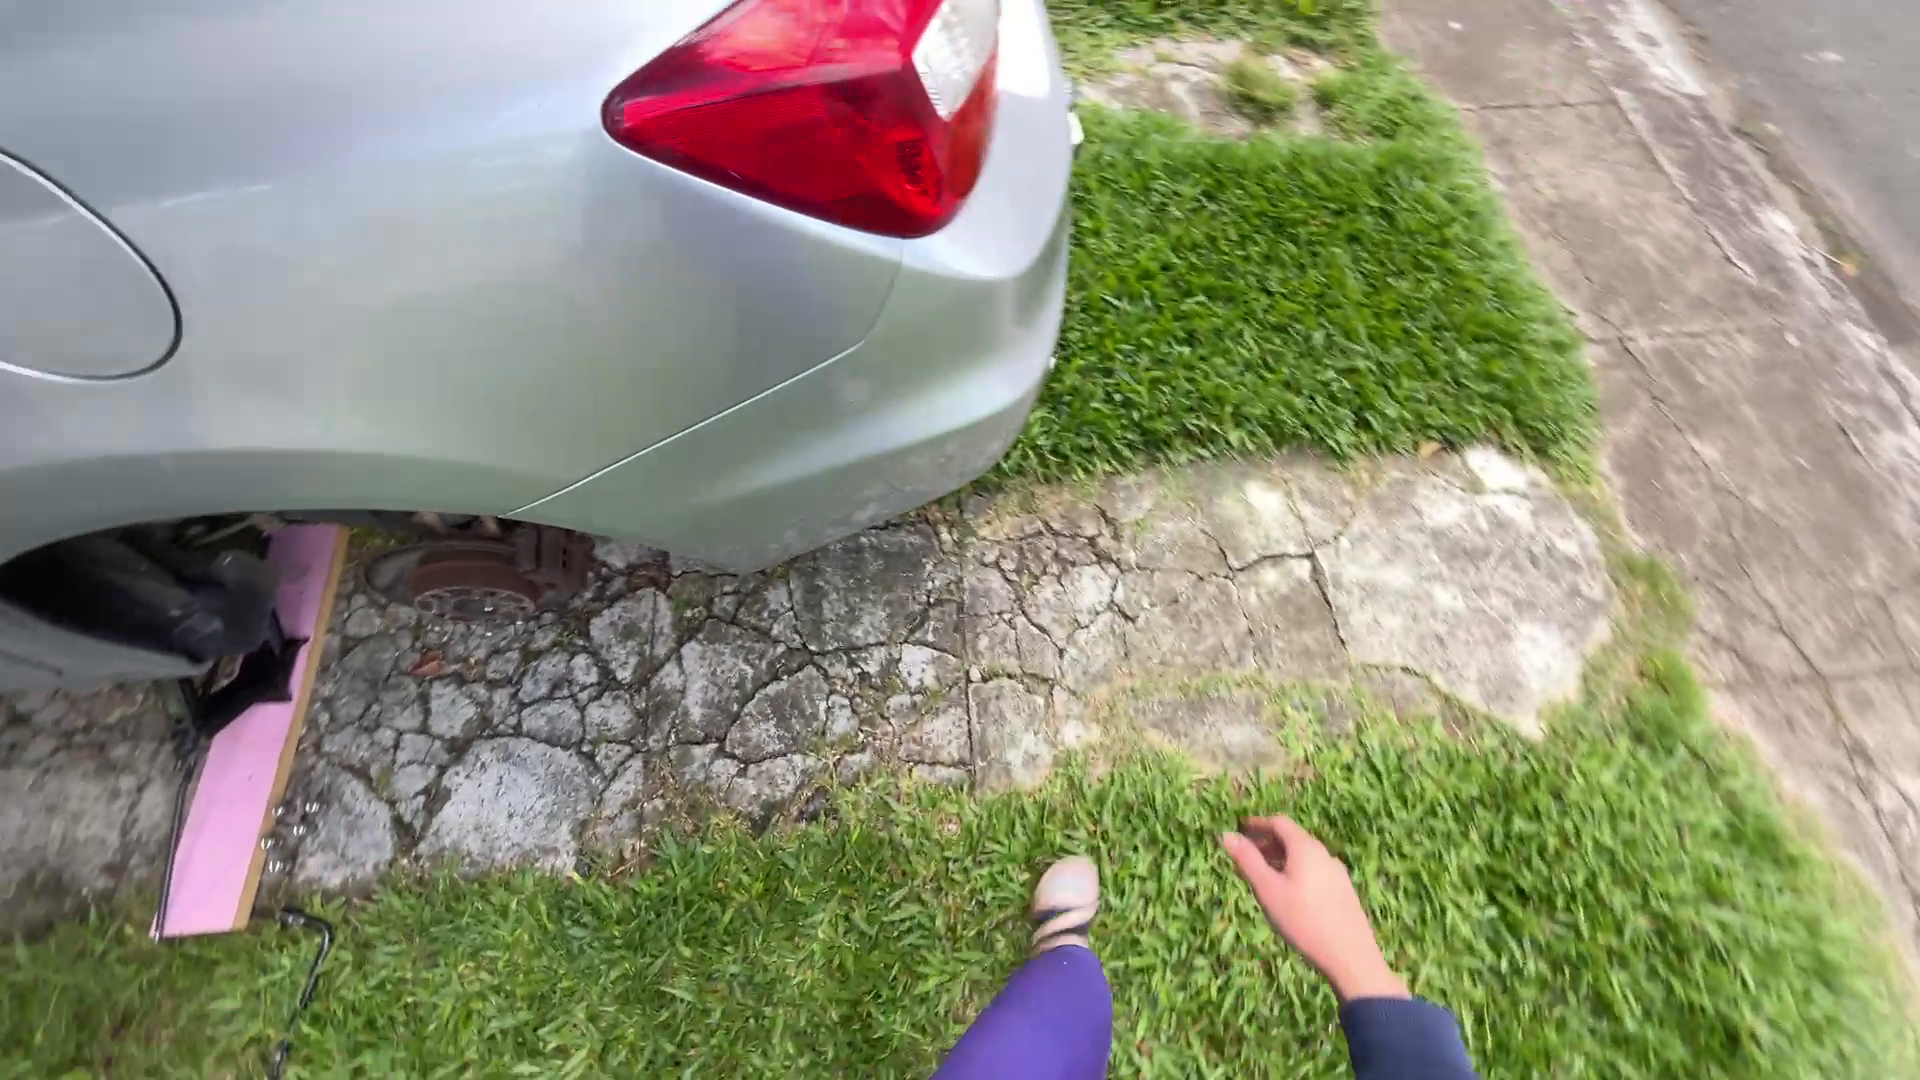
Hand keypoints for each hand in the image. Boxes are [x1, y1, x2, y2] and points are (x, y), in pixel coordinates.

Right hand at [1222, 816, 1408, 1001]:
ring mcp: (1337, 873)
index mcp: (1305, 848)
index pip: (1279, 822)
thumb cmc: (1303, 920)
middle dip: (1268, 842)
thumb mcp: (1267, 889)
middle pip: (1292, 838)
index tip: (1241, 829)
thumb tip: (1226, 834)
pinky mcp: (1344, 891)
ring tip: (1264, 875)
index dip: (1258, 823)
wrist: (1352, 959)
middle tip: (1248, 854)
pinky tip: (1289, 892)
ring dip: (1281, 857)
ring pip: (1304, 855)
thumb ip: (1247, 859)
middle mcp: (1324, 854)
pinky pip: (1314, 869)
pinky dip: (1296, 870)